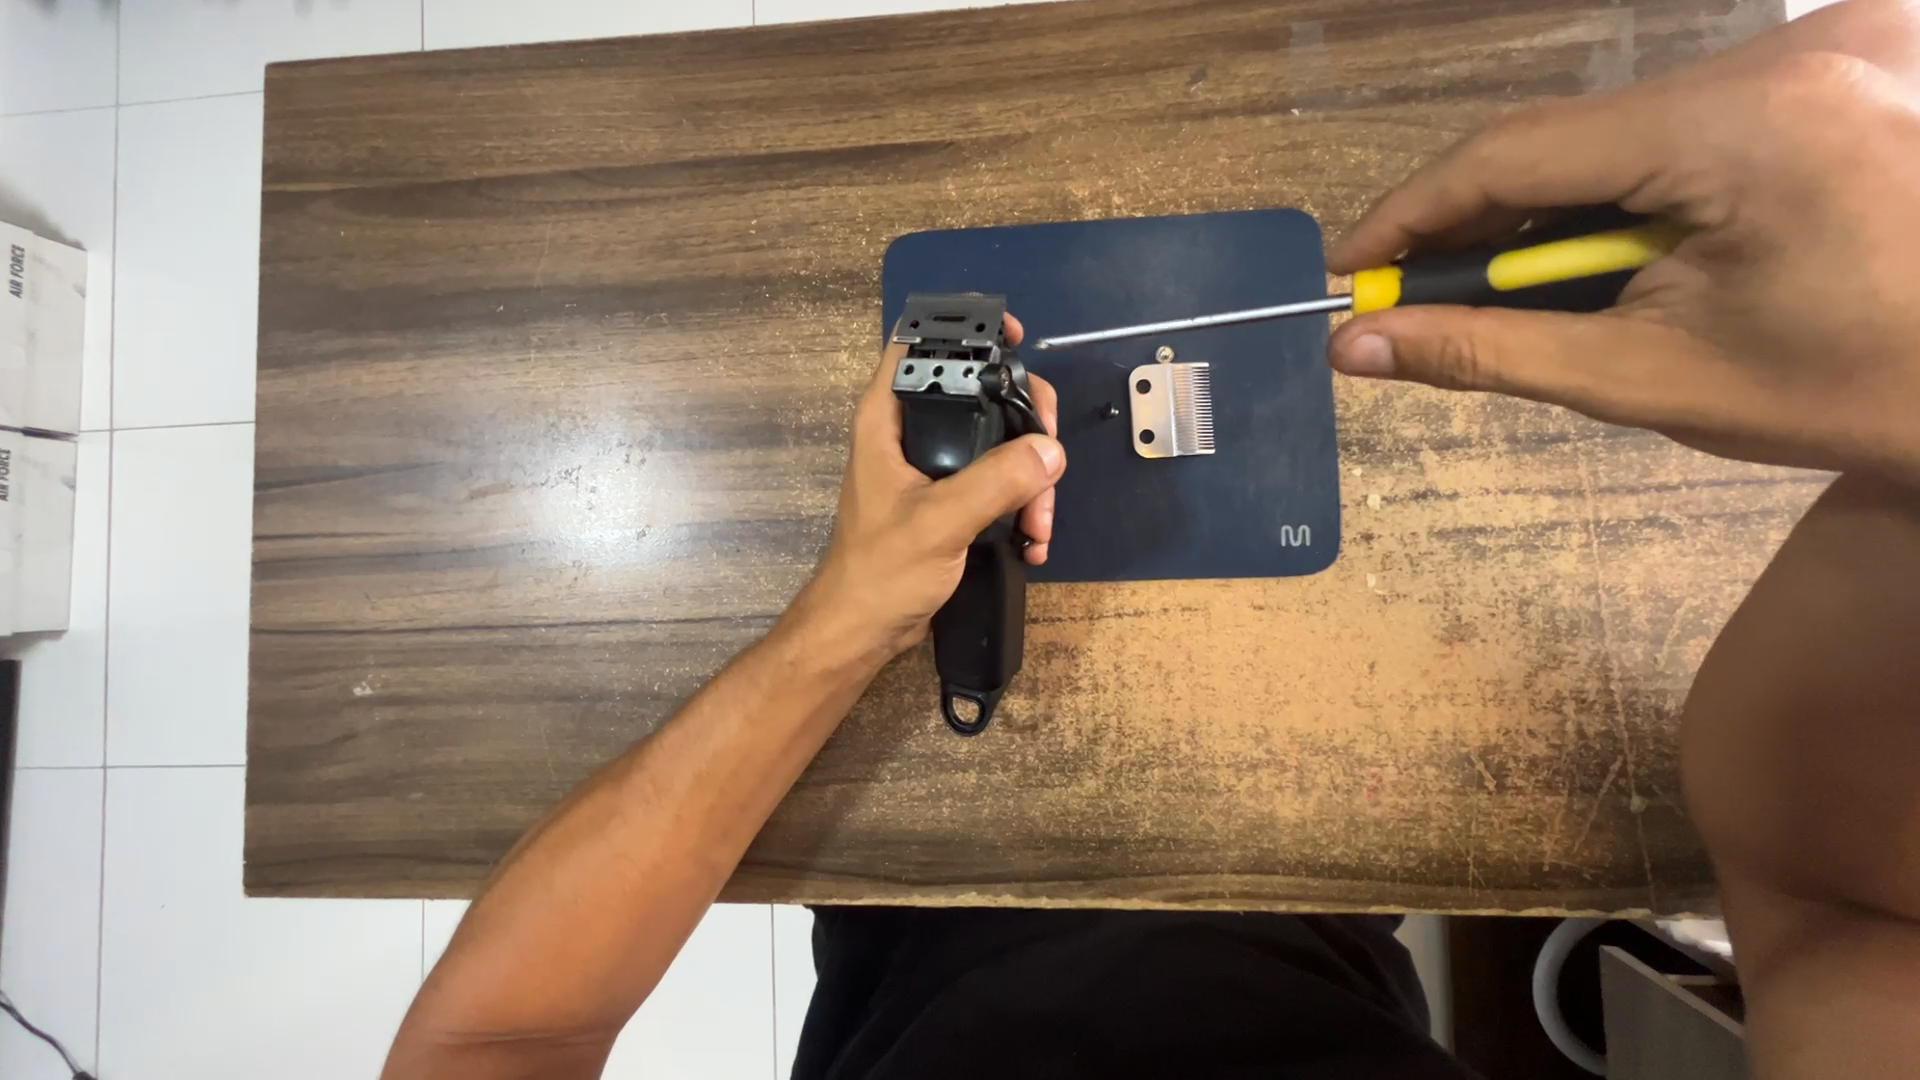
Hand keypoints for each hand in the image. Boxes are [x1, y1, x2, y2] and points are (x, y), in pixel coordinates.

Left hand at [784, 313, 1063, 664]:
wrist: (866, 628)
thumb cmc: (882, 571)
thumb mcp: (939, 522)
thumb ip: (993, 482)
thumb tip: (1050, 451)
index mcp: (889, 418)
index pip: (921, 344)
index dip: (966, 329)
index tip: (1016, 339)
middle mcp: (912, 433)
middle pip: (981, 393)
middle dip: (1026, 426)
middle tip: (1049, 459)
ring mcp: (935, 466)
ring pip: (999, 442)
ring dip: (1030, 481)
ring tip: (1039, 526)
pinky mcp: (951, 498)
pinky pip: (998, 482)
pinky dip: (1020, 506)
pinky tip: (1031, 540)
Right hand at [1327, 0, 1919, 485]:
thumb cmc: (1843, 391)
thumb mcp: (1634, 378)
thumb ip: (1478, 352)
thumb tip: (1351, 348)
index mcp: (1742, 126)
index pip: (1510, 152)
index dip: (1404, 214)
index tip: (1347, 273)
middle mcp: (1782, 54)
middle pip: (1553, 138)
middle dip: (1463, 225)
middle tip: (1409, 297)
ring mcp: (1820, 48)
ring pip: (1601, 133)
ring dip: (1526, 216)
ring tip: (1499, 291)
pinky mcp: (1831, 65)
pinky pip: (1660, 128)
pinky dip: (1597, 196)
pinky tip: (1585, 256)